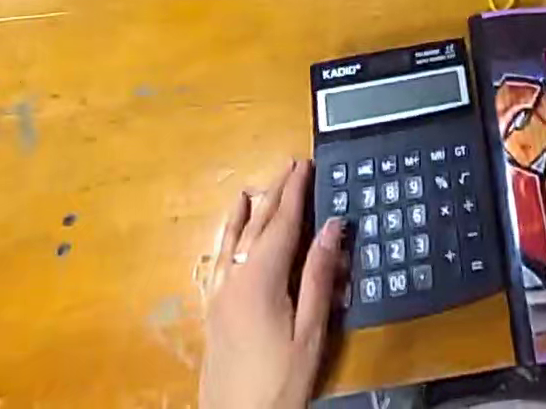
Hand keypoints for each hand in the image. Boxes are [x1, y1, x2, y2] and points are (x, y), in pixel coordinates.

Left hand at [200, 160, 344, 408]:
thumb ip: (319, 274)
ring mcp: (219, 296)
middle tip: (289, 166)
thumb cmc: (280, 381)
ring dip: (246, 211)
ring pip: (232, 240)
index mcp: (260, 279)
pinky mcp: (212, 312)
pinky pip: (218, 261)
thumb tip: (333, 225)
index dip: (295, 191)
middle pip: (256, 224)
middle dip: (274, 192)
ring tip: (253, 189)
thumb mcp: (310, 330)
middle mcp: (234, 279)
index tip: (304, 164)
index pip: (282, 222)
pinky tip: (229, 238)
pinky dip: (226, 239)